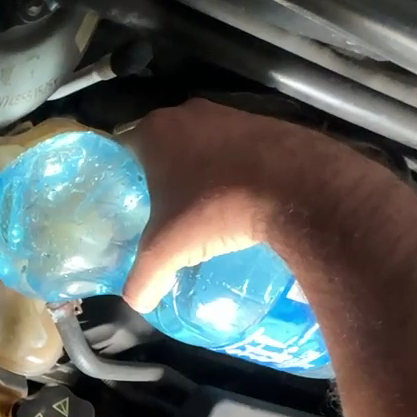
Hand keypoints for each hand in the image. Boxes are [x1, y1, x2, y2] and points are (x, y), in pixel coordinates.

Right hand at [122, 100, 370, 310]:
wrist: (298, 187)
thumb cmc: (214, 209)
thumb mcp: (166, 252)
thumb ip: (143, 280)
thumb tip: (137, 302)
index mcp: (154, 132)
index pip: (120, 155)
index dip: (118, 184)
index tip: (121, 210)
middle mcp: (188, 114)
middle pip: (159, 154)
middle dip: (156, 184)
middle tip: (152, 217)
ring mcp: (230, 115)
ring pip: (198, 152)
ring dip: (195, 179)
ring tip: (192, 216)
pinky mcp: (266, 125)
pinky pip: (233, 155)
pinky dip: (228, 176)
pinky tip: (231, 207)